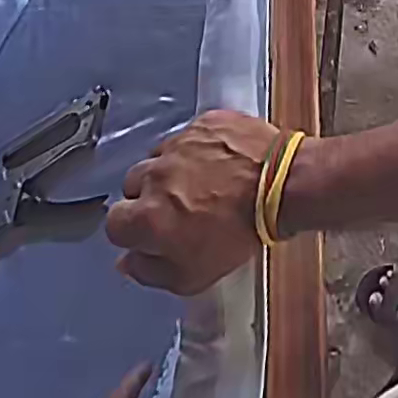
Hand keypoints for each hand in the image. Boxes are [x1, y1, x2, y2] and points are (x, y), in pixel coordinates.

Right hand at [106, 109, 279, 294]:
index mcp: (146, 215)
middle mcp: (155, 174)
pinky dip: (200, 145)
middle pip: (135, 184)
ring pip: (162, 156)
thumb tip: (127, 260)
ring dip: (174, 168)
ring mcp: (180, 143)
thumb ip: (150, 271)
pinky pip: (191, 134)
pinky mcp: (204, 122)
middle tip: (181, 204)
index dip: (134, 229)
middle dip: (151, 195)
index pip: (115, 222)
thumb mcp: (192, 276)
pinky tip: (221, 159)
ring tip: (204, 179)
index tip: (155, 230)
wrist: (281, 185)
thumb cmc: (238, 234)